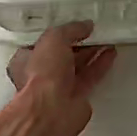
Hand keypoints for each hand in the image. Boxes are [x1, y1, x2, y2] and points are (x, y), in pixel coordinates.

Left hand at [6, 21, 115, 135]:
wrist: (52, 109)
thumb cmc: (41, 78)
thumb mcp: (54, 39)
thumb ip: (70, 30)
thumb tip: (83, 26)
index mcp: (27, 60)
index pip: (44, 42)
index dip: (60, 33)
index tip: (74, 26)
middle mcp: (42, 75)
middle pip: (63, 55)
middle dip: (79, 44)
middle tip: (93, 33)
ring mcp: (59, 87)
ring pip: (78, 66)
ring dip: (92, 53)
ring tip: (105, 41)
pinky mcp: (76, 97)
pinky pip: (90, 77)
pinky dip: (100, 66)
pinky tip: (108, 56)